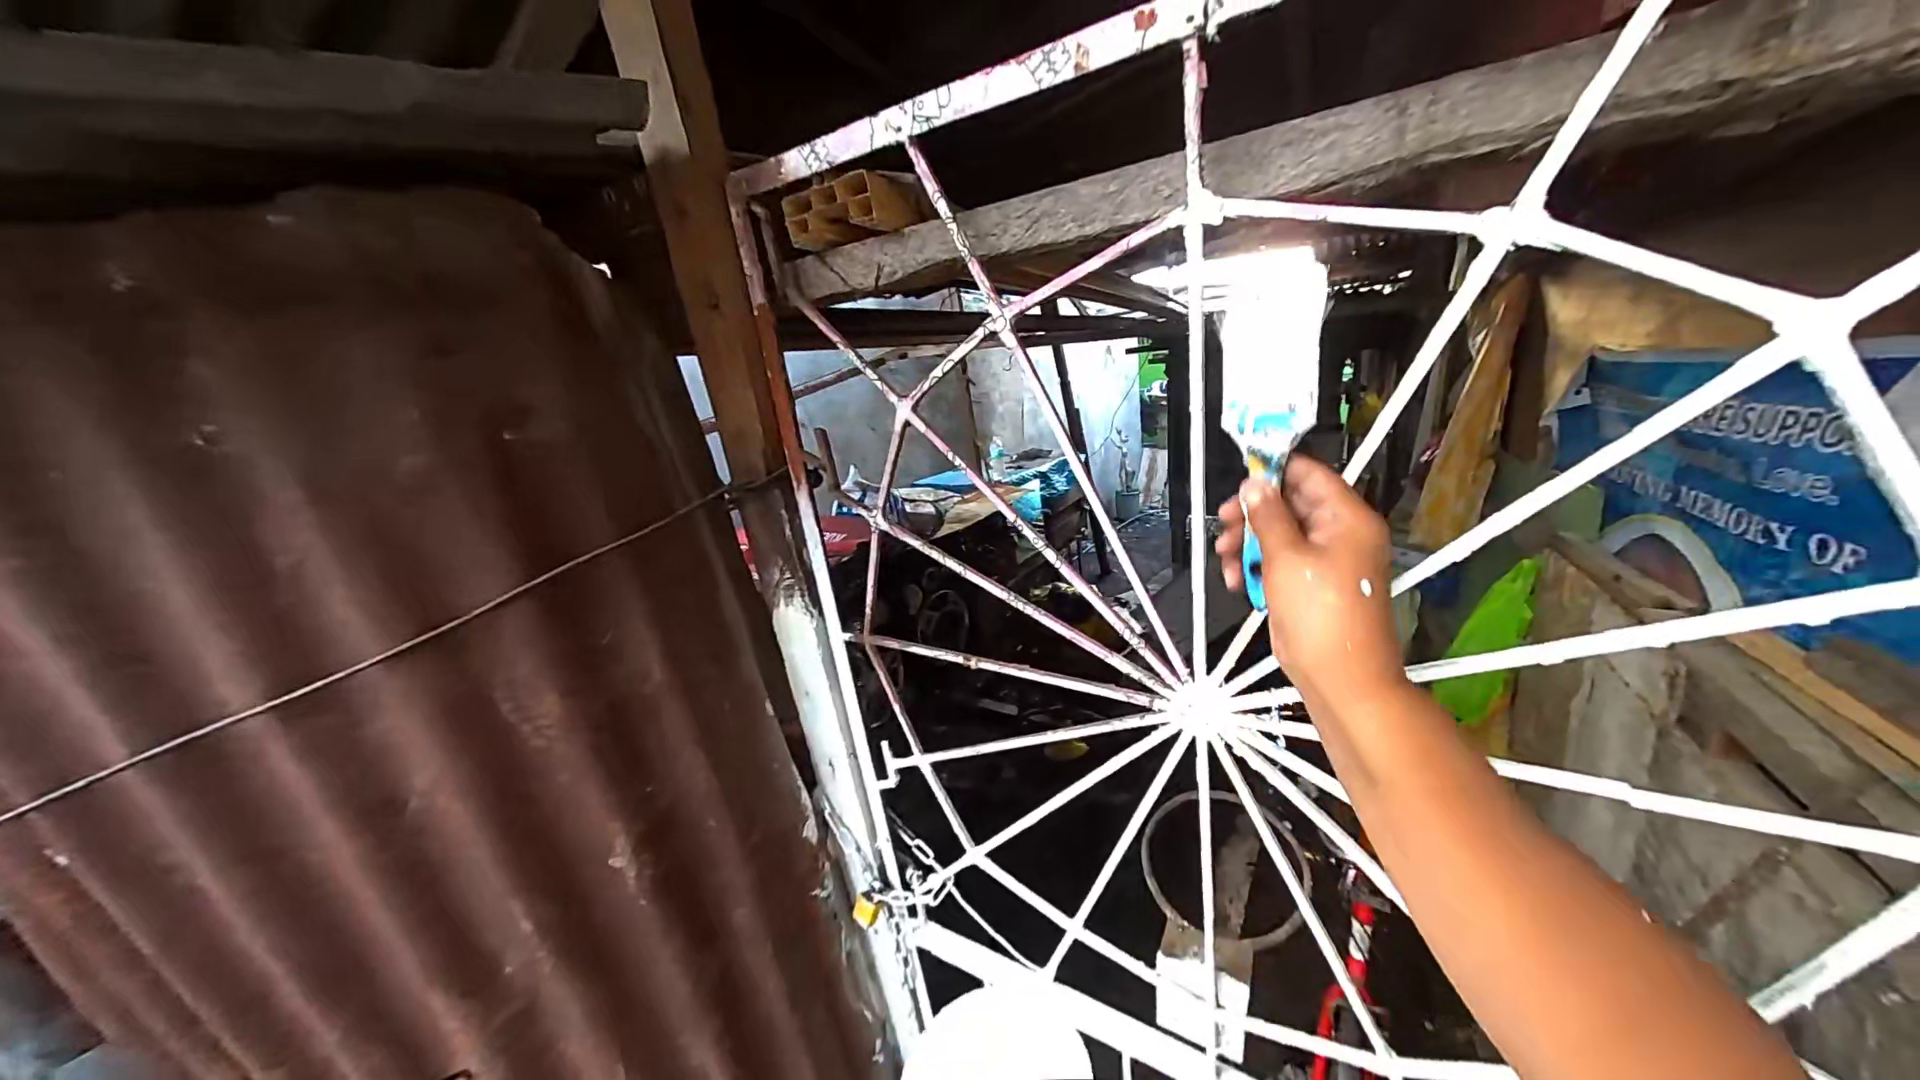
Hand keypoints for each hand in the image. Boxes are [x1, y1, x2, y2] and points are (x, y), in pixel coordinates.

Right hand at [1215, 456, 1406, 705]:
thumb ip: (1267, 516)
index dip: (1273, 473)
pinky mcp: (1307, 583)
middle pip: (1287, 505)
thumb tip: (1254, 485)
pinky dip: (1254, 566)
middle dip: (1251, 516)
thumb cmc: (1320, 613)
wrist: (1338, 675)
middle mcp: (1338, 533)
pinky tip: (1238, 581)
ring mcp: (1323, 560)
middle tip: (1223, 525)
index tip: (1239, 482)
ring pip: (1276, 534)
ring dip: (1246, 544)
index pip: (1309, 476)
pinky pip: (1277, 561)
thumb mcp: (1286, 557)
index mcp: (1346, 519)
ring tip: (1227, 561)